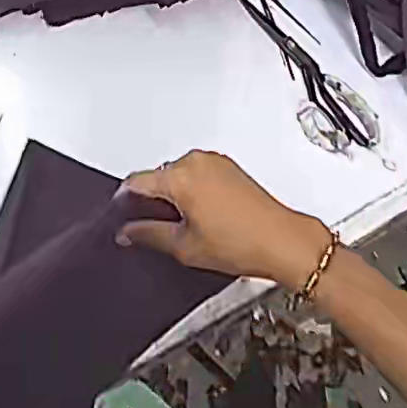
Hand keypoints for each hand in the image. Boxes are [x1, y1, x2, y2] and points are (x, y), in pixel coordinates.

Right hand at [117, 150, 333, 290]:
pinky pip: (197, 172)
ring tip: (192, 224)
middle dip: (155, 199)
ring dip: (176, 193)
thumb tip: (128, 231)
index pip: (137, 181)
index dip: (125, 200)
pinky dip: (195, 188)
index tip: (124, 213)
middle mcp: (194, 161)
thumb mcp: (185, 246)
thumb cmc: (243, 242)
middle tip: (163, 228)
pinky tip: (207, 214)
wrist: (282, 241)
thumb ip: (148, 234)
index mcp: (179, 176)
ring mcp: (212, 161)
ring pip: (178, 173)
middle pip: (158, 176)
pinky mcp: (226, 165)